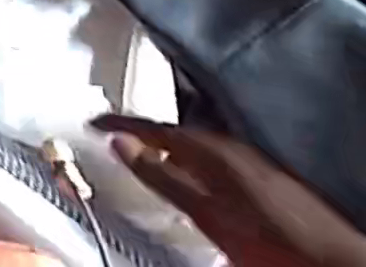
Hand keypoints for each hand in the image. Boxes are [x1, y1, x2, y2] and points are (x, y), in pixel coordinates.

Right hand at [93, 115, 365, 266]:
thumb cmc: (270, 244)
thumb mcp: (205, 214)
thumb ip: (160, 177)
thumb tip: (120, 143)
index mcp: (208, 148)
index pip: (153, 127)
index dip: (121, 124)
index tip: (95, 121)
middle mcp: (227, 144)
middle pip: (174, 132)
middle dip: (144, 134)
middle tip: (117, 138)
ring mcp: (248, 159)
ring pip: (195, 145)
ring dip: (168, 149)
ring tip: (149, 159)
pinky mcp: (264, 175)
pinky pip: (214, 158)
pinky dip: (192, 163)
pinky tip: (192, 180)